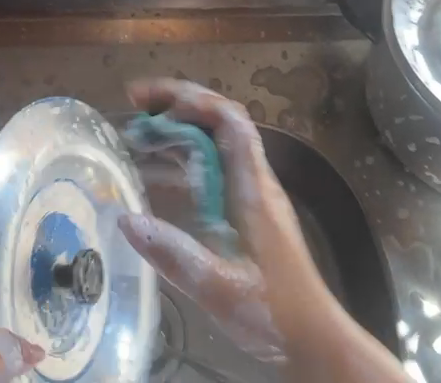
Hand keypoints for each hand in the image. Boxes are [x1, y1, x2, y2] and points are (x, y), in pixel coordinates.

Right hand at [118, 79, 406, 382]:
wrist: (314, 340)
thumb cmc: (274, 311)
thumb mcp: (220, 288)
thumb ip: (175, 255)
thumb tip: (126, 219)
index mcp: (252, 186)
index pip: (229, 120)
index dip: (190, 99)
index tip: (149, 102)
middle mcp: (254, 179)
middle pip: (220, 120)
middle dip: (178, 103)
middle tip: (134, 104)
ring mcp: (251, 193)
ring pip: (215, 141)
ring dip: (178, 128)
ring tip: (136, 134)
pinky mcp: (246, 210)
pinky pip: (213, 167)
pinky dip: (182, 158)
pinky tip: (155, 173)